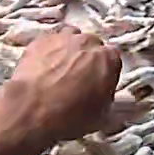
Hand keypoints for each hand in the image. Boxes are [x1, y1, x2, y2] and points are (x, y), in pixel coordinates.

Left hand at [0, 30, 120, 145]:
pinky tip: (43, 65)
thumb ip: (112, 101)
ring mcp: (62, 38)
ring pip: (70, 37)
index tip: (98, 81)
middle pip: (91, 44)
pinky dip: (49, 50)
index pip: (113, 57)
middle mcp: (87, 42)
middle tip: (77, 77)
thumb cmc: (71, 115)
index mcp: (108, 59)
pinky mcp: (40, 40)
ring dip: (68, 49)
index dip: (105, 69)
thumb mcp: (101, 117)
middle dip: (87, 58)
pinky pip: (49, 41)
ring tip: (59, 68)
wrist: (32, 108)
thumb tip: (121, 101)